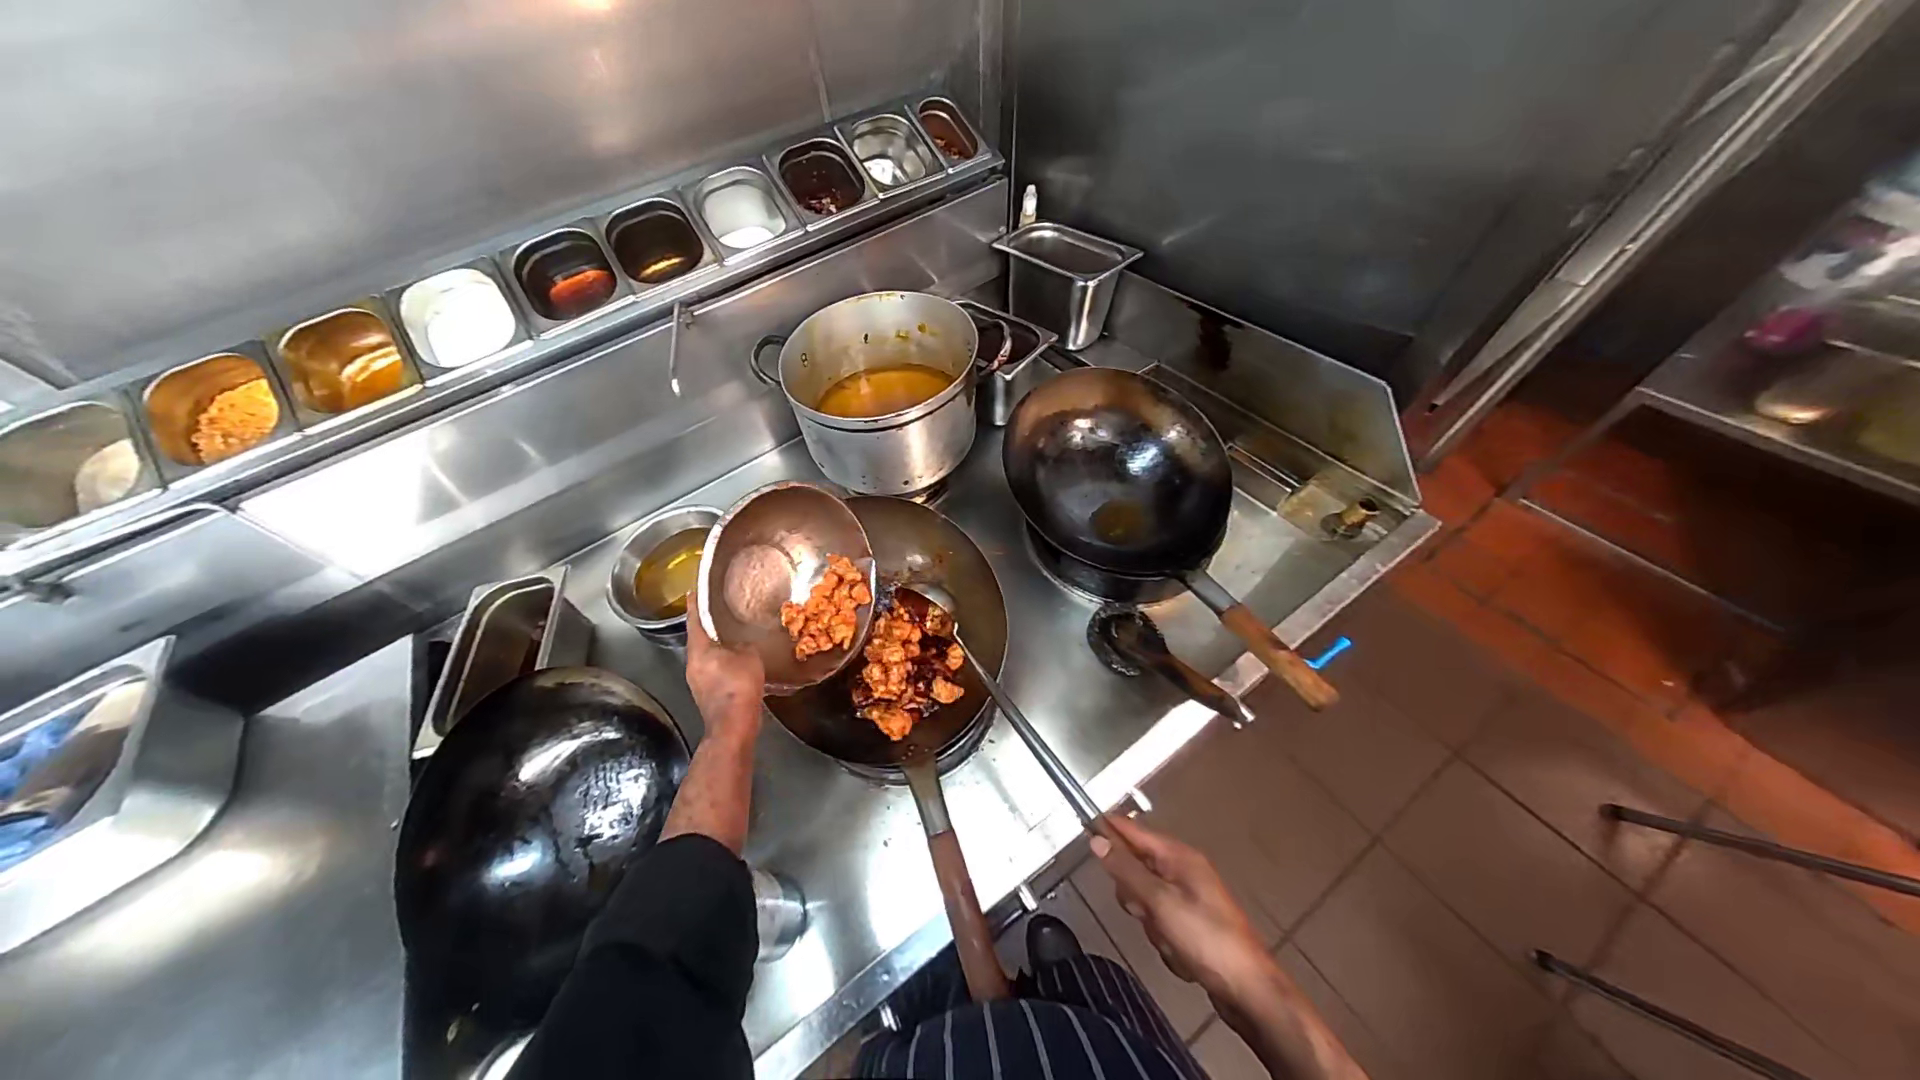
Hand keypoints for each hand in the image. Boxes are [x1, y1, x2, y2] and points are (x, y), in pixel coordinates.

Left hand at [685, 584, 764, 744]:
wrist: (733, 724)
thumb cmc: (738, 685)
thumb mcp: (749, 655)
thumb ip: (743, 644)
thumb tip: (741, 644)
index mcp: (698, 649)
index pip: (694, 620)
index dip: (694, 604)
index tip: (693, 591)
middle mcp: (693, 664)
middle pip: (699, 639)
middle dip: (709, 626)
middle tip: (720, 613)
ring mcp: (698, 681)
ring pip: (707, 656)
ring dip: (717, 647)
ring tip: (733, 637)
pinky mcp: (707, 694)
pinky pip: (714, 671)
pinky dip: (724, 663)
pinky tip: (738, 663)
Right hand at [1093, 814, 1279, 1012]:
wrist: (1247, 989)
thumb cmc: (1205, 938)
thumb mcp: (1158, 901)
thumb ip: (1125, 869)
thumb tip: (1098, 840)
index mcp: (1178, 856)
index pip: (1133, 830)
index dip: (1109, 829)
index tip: (1084, 831)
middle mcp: (1184, 870)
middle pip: (1136, 868)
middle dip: (1134, 895)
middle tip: (1145, 910)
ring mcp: (1189, 897)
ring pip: (1145, 899)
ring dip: (1150, 922)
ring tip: (1168, 937)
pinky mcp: (1192, 923)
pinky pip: (1160, 921)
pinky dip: (1163, 937)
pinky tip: (1178, 952)